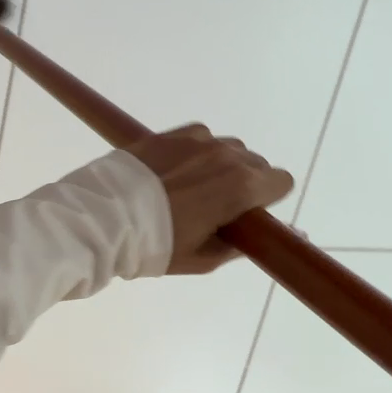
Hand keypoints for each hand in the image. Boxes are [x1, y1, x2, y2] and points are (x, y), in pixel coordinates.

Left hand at [126, 124, 294, 274]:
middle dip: (239, 183)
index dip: (262, 200)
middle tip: (207, 206)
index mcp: (242, 185)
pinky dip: (192, 152)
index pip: (280, 182)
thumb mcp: (203, 258)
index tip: (239, 215)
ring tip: (182, 189)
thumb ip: (247, 244)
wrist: (98, 221)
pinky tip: (169, 172)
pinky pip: (197, 138)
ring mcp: (195, 141)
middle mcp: (226, 155)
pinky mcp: (167, 135)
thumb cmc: (153, 246)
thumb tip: (294, 235)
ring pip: (224, 149)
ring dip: (215, 166)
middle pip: (252, 163)